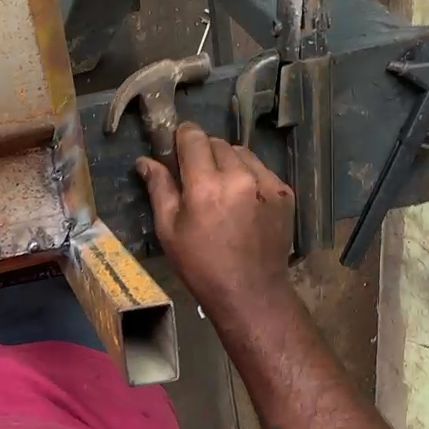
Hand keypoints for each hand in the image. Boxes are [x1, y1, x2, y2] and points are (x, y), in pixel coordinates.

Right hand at [136, 123, 294, 314]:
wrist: (250, 291)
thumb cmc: (200, 265)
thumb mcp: (169, 230)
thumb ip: (159, 189)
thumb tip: (145, 161)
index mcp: (205, 186)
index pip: (194, 137)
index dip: (182, 137)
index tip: (176, 147)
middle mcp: (239, 177)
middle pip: (217, 142)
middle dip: (203, 153)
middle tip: (195, 177)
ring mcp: (266, 183)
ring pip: (241, 153)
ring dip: (226, 161)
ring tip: (220, 188)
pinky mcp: (284, 192)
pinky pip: (260, 169)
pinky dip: (247, 176)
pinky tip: (241, 200)